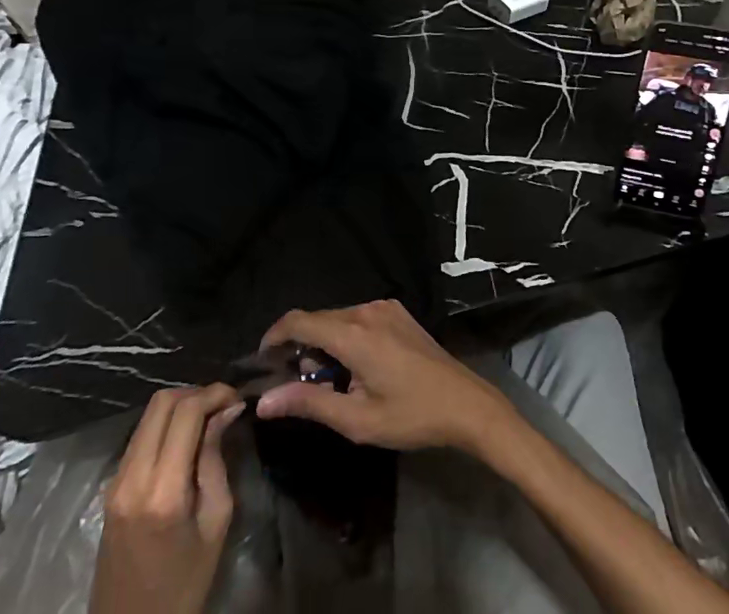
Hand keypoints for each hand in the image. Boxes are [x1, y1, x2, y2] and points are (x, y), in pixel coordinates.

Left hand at [90, 385, 243, 613]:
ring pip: (148, 416)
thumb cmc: (185, 582)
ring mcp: (115, 481)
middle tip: (226, 405)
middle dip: (197, 393)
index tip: (239, 398)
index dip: (215, 393)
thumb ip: (215, 460)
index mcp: (162, 490)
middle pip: (161, 403)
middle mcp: (131, 477)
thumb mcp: (216, 520)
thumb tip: (227, 411)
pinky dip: (167, 424)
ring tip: (212, 419)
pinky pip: (141, 436)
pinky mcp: (111, 486)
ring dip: (181, 406)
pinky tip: (189, 438)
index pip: (185, 413)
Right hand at [254, 300, 516, 453]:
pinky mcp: (399, 313)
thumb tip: (263, 401)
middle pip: (317, 320)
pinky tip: (354, 368)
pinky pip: (359, 318)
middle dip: (300, 348)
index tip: (262, 363)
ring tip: (329, 383)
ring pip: (338, 319)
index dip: (273, 338)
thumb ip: (308, 404)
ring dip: (324, 344)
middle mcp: (368, 311)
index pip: (298, 321)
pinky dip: (345, 338)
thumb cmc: (411, 416)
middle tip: (298, 386)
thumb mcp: (356, 419)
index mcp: (354, 334)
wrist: (466, 404)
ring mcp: (387, 308)